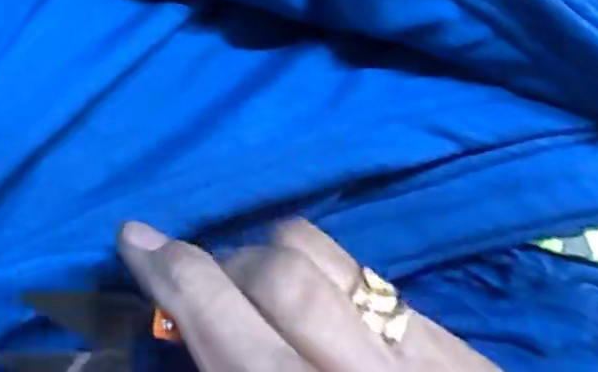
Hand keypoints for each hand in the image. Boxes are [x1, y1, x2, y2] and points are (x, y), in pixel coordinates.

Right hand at [118, 219, 498, 371]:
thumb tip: (196, 346)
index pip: (233, 332)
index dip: (175, 277)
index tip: (132, 240)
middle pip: (279, 279)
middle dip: (216, 260)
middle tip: (187, 274)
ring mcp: (428, 366)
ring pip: (324, 259)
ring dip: (263, 255)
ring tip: (244, 280)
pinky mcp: (465, 358)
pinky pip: (371, 274)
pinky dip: (317, 267)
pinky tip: (308, 295)